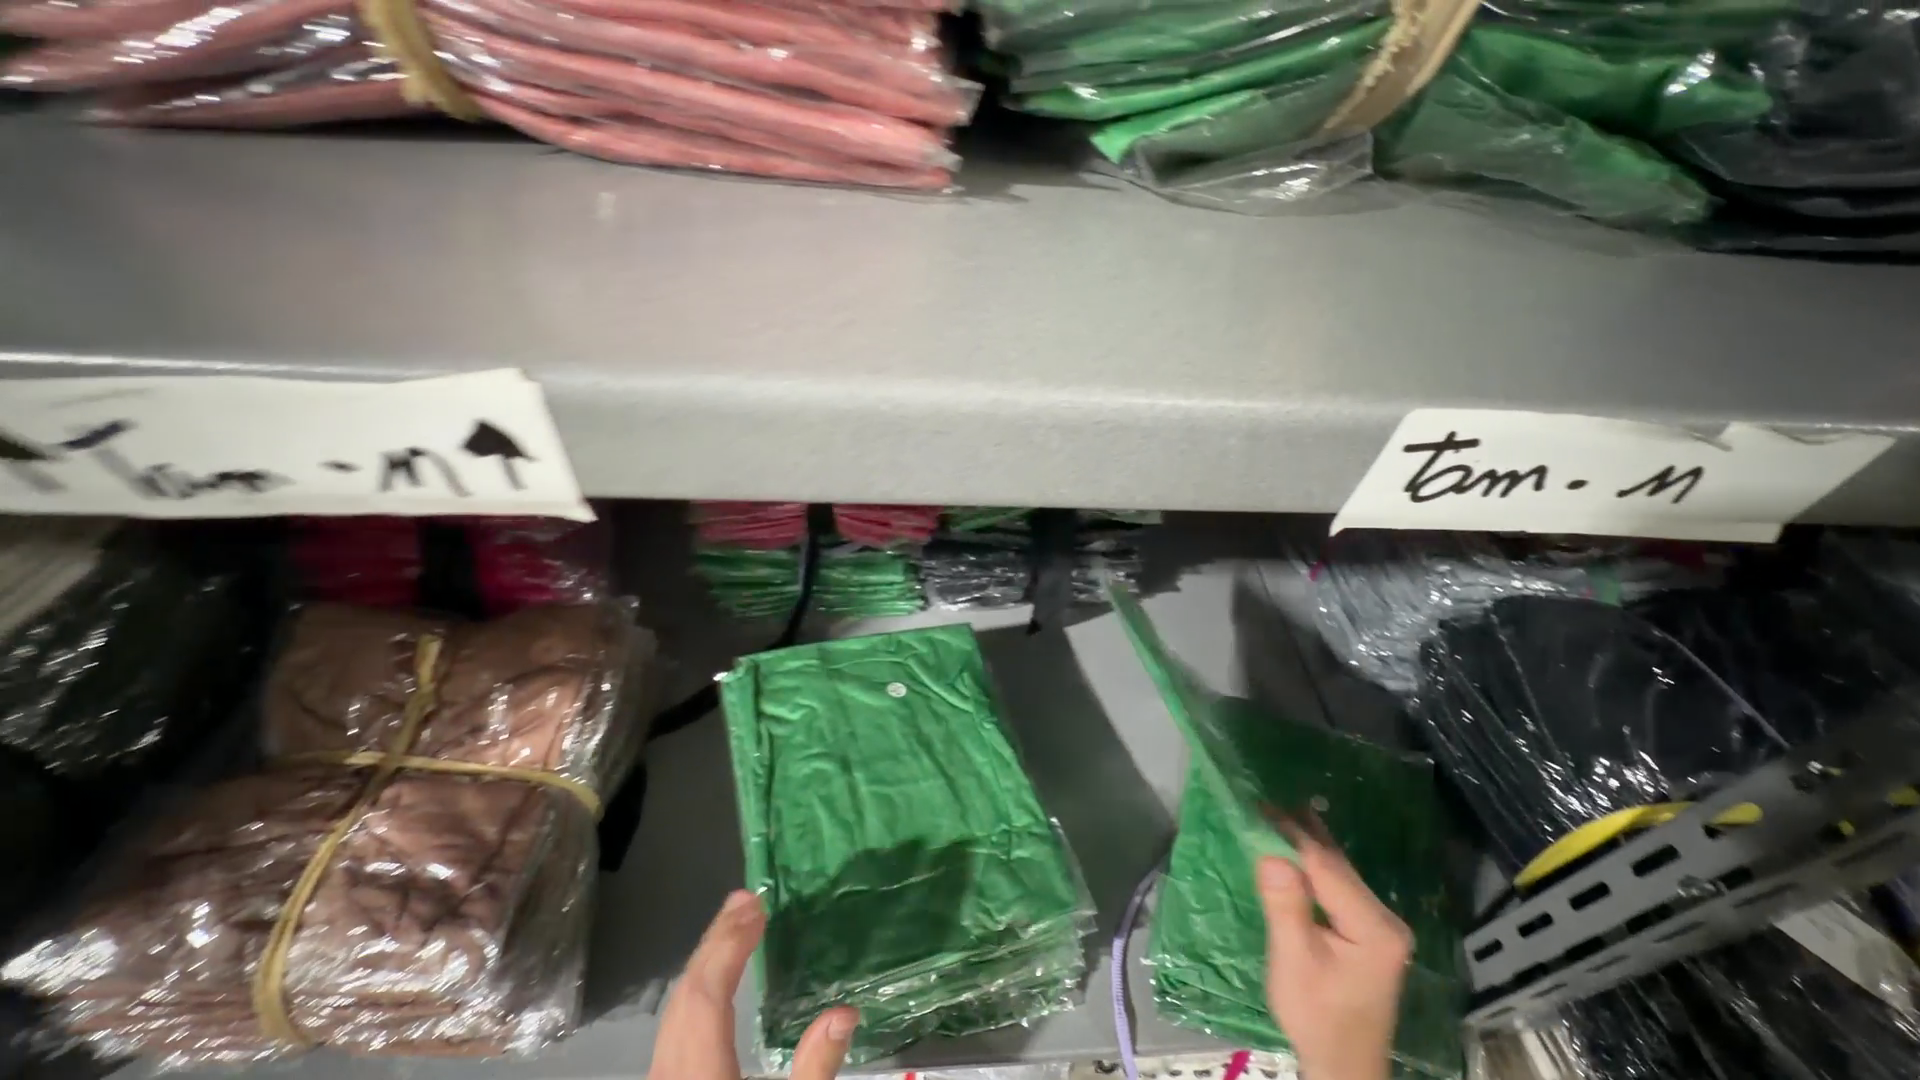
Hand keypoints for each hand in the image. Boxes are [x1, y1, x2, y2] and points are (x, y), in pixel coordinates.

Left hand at [651, 890, 859, 1079]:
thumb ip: (816, 1069)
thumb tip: (845, 1012)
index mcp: (701, 1074)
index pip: (707, 995)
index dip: (729, 946)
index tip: (756, 907)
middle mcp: (672, 1071)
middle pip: (686, 994)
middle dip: (716, 941)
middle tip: (748, 900)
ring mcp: (664, 1077)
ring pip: (676, 1009)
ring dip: (705, 962)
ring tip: (736, 927)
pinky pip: (676, 1025)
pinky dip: (698, 990)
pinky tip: (719, 983)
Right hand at [1255, 814, 1412, 1079]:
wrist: (1343, 1064)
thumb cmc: (1316, 1016)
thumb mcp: (1295, 962)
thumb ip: (1286, 906)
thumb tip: (1271, 853)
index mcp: (1373, 927)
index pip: (1326, 867)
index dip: (1292, 834)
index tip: (1261, 806)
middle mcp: (1385, 920)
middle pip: (1337, 866)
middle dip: (1300, 833)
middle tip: (1266, 800)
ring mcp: (1381, 926)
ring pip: (1339, 874)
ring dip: (1307, 846)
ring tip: (1278, 813)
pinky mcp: (1370, 933)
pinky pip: (1339, 888)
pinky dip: (1315, 867)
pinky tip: (1298, 850)